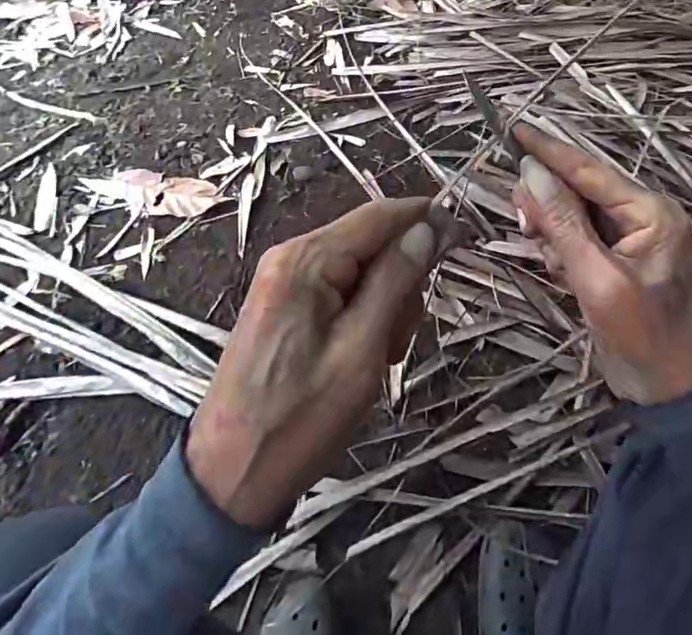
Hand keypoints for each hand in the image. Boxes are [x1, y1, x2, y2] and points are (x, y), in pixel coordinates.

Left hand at [186, 197, 445, 526]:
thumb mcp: (361, 350)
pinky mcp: (284, 304)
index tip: (461, 236)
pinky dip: (362, 315)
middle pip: (369, 243)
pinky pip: (339, 290)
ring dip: (384, 304)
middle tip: (399, 338)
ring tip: (378, 357)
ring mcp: (284, 280)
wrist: (230, 474)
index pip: (378, 216)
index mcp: (306, 260)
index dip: (423, 219)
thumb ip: (395, 281)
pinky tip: (360, 355)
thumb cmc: (299, 418)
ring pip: (359, 269)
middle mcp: (291, 257)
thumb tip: (426, 228)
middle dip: (400, 280)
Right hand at [511, 123, 691, 404]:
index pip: (589, 170)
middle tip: (528, 229)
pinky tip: (563, 273)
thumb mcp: (598, 279)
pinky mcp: (613, 259)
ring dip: (553, 234)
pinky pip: (574, 237)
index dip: (549, 150)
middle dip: (547, 206)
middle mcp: (640, 216)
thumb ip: (563, 224)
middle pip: (575, 189)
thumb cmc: (644, 337)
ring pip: (569, 213)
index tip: (513, 127)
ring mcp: (627, 238)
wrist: (672, 393)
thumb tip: (531, 173)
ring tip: (556, 264)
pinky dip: (560, 251)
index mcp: (650, 213)